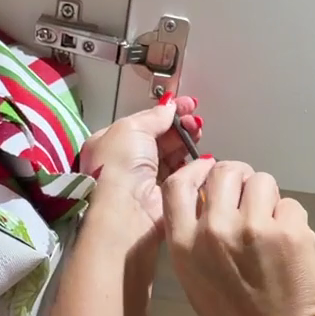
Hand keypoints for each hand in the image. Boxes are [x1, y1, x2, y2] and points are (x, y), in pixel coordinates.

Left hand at [78, 94, 201, 248]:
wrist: (126, 211)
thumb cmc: (118, 168)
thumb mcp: (131, 128)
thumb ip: (154, 115)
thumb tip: (169, 105)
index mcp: (112, 142)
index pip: (144, 122)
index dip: (166, 112)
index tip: (187, 104)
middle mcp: (128, 162)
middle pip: (162, 137)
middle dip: (181, 126)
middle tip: (194, 122)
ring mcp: (148, 180)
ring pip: (175, 154)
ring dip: (189, 143)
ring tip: (198, 135)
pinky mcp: (166, 194)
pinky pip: (184, 174)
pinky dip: (194, 164)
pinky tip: (201, 156)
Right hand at [160, 158, 314, 315]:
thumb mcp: (196, 279)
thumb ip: (196, 236)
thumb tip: (212, 199)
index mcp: (184, 246)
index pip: (177, 185)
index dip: (195, 170)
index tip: (208, 169)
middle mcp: (214, 230)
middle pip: (224, 172)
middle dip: (240, 178)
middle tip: (250, 197)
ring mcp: (253, 228)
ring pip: (263, 181)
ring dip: (269, 199)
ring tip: (271, 229)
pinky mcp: (290, 231)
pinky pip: (291, 205)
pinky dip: (292, 221)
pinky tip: (290, 249)